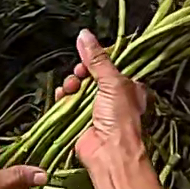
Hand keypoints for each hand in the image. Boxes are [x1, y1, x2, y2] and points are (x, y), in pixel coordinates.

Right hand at [57, 29, 147, 170]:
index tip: (88, 55)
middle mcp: (112, 97)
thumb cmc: (119, 118)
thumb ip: (97, 59)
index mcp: (127, 86)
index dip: (97, 59)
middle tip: (79, 73)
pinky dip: (63, 98)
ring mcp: (95, 110)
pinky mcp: (79, 121)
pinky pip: (67, 103)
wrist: (109, 153)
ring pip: (78, 88)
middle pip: (91, 75)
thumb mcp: (112, 82)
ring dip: (71, 84)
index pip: (109, 66)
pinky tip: (62, 95)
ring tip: (71, 87)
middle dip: (82, 72)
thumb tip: (84, 35)